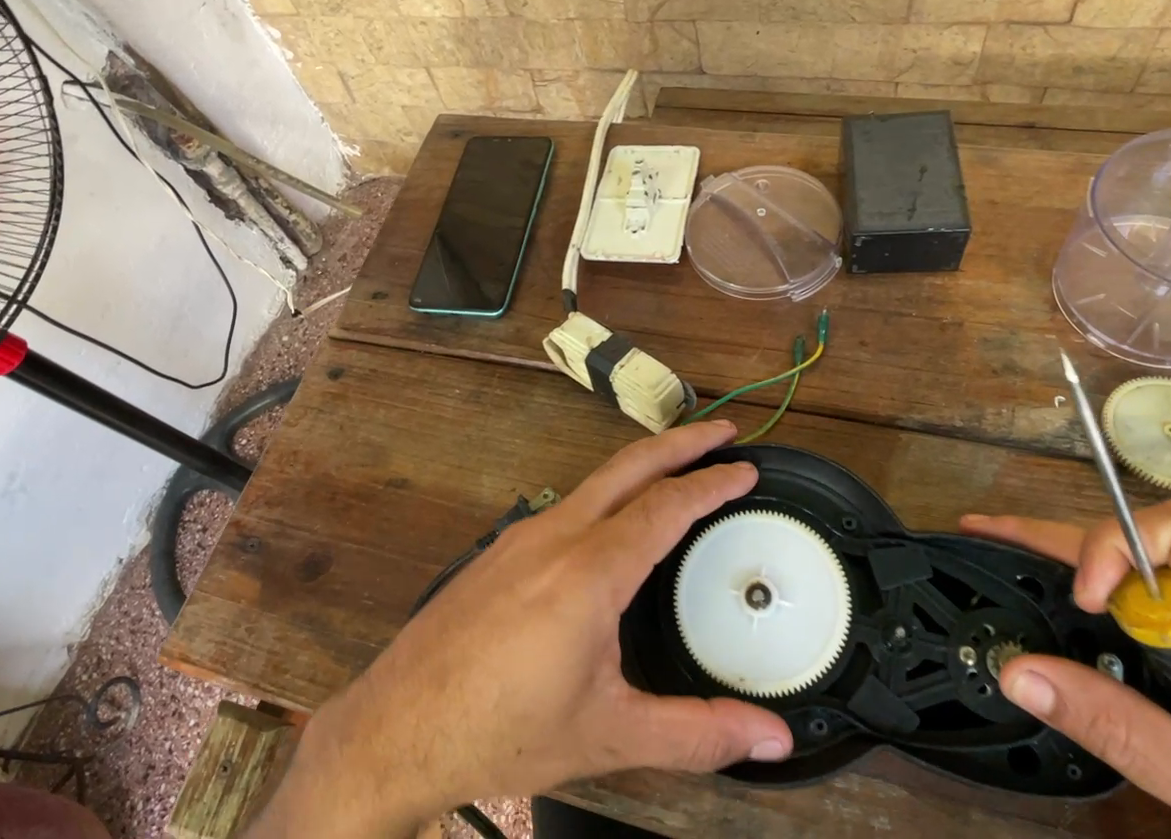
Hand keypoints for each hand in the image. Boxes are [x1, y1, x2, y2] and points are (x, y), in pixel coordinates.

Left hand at [251, 421, 791, 838]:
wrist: (395, 730)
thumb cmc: (503, 732)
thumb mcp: (611, 736)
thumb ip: (699, 733)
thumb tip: (775, 740)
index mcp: (590, 572)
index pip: (666, 506)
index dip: (712, 482)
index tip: (748, 468)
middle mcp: (555, 538)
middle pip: (629, 465)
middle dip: (682, 440)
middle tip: (723, 429)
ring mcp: (520, 539)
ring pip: (595, 481)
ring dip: (643, 465)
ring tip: (679, 469)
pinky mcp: (498, 552)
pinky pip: (568, 504)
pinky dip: (609, 492)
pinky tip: (616, 523)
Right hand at [963, 500, 1170, 838]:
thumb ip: (1123, 731)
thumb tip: (1020, 671)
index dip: (1113, 545)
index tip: (1081, 602)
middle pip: (1155, 545)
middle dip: (1063, 537)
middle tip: (984, 532)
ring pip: (1164, 582)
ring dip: (1084, 569)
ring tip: (1012, 562)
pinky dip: (1118, 615)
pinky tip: (1080, 626)